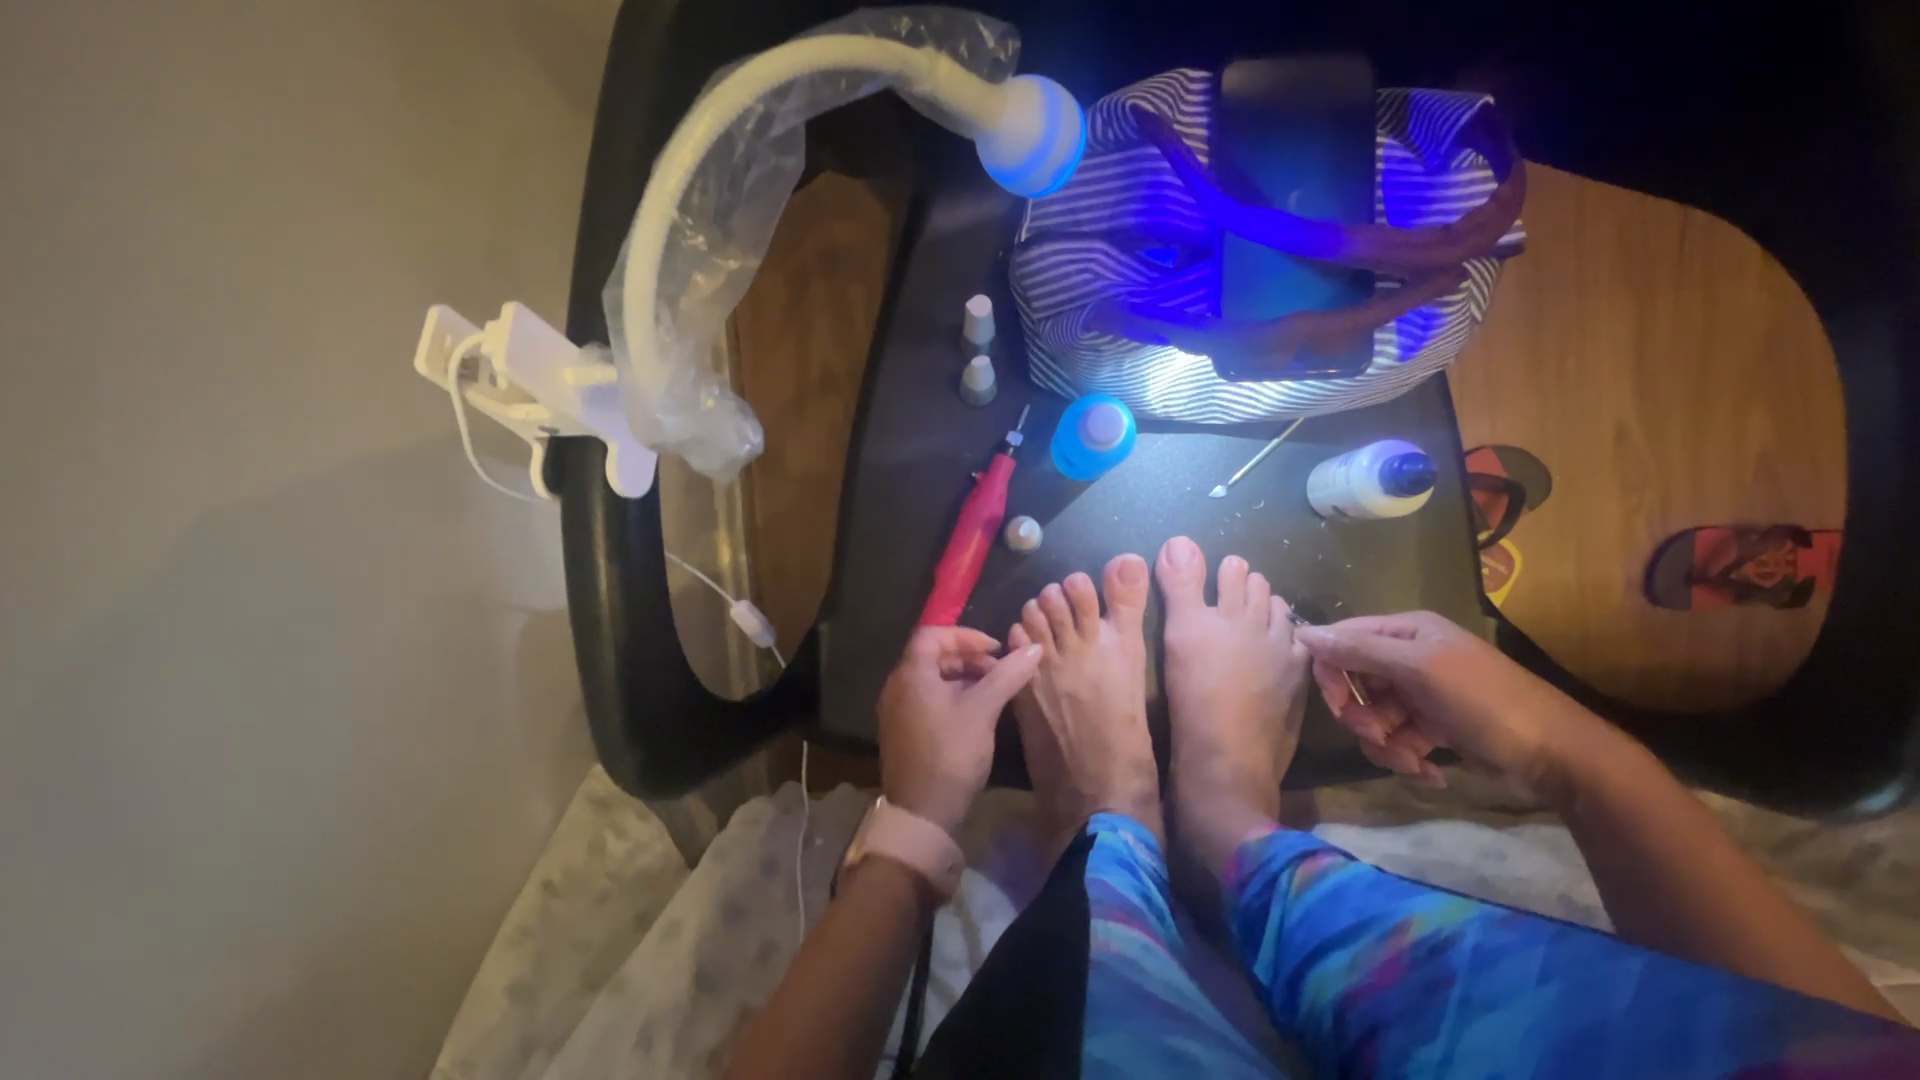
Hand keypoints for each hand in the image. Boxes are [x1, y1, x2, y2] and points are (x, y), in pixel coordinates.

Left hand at [877, 627, 1043, 833]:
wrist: (922, 812)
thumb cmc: (951, 753)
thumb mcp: (982, 710)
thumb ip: (1007, 675)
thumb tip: (1034, 647)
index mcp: (910, 674)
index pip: (933, 634)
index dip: (965, 635)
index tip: (995, 650)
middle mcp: (897, 687)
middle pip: (932, 657)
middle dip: (968, 658)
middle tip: (1000, 671)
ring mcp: (898, 712)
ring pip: (932, 681)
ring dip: (963, 678)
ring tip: (995, 692)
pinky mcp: (904, 732)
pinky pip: (928, 701)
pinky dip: (953, 697)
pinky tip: (978, 714)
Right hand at [1294, 612, 1608, 801]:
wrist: (1556, 755)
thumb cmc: (1486, 702)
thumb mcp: (1418, 670)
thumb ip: (1358, 650)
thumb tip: (1302, 632)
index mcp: (1405, 631)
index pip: (1342, 643)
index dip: (1332, 675)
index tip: (1338, 708)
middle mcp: (1409, 657)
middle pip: (1354, 684)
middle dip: (1361, 716)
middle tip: (1380, 736)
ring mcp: (1420, 693)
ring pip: (1372, 716)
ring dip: (1385, 744)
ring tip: (1413, 761)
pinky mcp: (1432, 726)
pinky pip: (1396, 738)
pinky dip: (1406, 756)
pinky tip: (1430, 771)